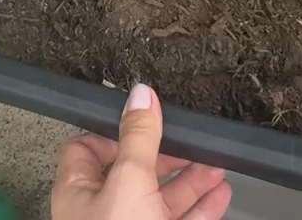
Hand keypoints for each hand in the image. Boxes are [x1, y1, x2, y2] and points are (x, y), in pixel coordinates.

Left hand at [52, 84, 232, 219]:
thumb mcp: (129, 182)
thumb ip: (138, 137)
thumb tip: (140, 94)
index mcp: (80, 191)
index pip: (90, 146)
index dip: (118, 130)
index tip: (148, 116)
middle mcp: (103, 212)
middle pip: (134, 170)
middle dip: (168, 154)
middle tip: (193, 140)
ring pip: (161, 199)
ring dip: (191, 179)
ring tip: (217, 164)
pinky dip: (201, 209)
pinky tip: (221, 195)